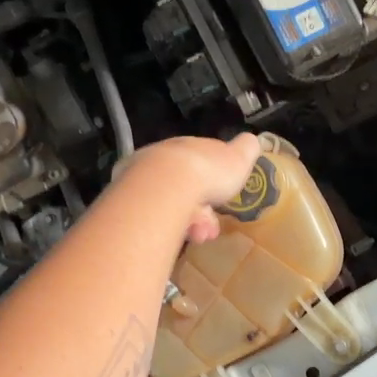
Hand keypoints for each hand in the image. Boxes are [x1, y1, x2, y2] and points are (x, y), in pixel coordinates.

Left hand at [119, 133, 263, 242]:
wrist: (168, 185)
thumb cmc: (208, 171)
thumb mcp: (239, 158)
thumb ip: (246, 149)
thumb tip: (252, 140)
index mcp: (186, 146)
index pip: (200, 163)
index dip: (215, 184)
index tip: (224, 201)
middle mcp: (160, 158)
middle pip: (183, 187)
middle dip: (201, 210)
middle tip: (209, 228)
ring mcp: (139, 179)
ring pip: (168, 204)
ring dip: (188, 221)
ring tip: (198, 236)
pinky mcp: (125, 200)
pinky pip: (152, 215)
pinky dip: (169, 226)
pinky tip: (180, 235)